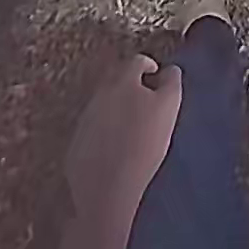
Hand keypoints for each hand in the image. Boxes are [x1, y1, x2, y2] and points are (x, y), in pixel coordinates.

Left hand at [63, 54, 182, 223]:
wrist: (108, 188)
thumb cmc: (144, 142)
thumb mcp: (169, 107)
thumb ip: (172, 81)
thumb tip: (169, 69)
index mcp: (122, 80)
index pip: (137, 61)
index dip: (150, 66)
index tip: (157, 77)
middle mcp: (99, 94)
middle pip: (118, 79)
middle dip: (132, 85)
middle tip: (148, 100)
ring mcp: (84, 119)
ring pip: (105, 103)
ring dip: (118, 107)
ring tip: (134, 125)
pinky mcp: (77, 144)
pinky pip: (95, 128)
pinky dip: (106, 130)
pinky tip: (117, 147)